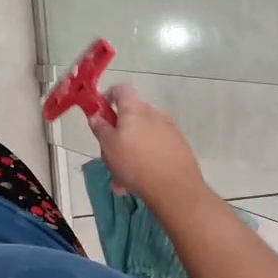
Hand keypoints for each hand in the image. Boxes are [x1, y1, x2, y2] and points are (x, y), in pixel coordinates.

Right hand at [87, 83, 210, 209]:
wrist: (176, 188)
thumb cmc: (135, 163)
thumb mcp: (108, 146)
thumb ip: (100, 128)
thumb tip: (96, 115)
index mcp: (134, 110)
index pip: (121, 89)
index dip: (109, 95)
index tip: (102, 111)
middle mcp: (154, 114)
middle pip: (133, 114)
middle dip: (121, 129)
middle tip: (112, 152)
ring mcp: (170, 129)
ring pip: (144, 133)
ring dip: (134, 147)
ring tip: (126, 174)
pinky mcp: (181, 146)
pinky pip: (157, 146)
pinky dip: (148, 156)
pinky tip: (142, 178)